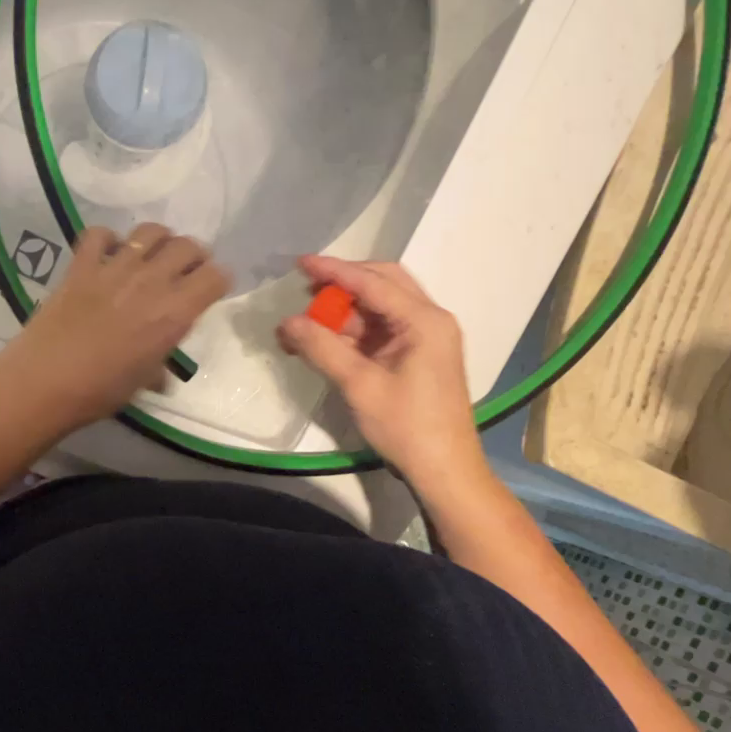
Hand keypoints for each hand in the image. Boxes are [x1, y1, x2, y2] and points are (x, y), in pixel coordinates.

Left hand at [0, 223, 229, 433]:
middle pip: (188, 245)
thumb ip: (159, 362)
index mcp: (175, 313)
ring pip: (151, 231)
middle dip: (193, 256)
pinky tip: (106, 254)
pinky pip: (99, 234)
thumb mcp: (143, 380)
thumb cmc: (101, 391)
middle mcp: (152, 282)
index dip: (217, 281)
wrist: (46, 382)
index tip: (209, 291)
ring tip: (150, 257)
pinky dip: (107, 239)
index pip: (217, 276)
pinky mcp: (81, 265)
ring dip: (158, 240)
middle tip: (183, 271)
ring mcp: (115, 268)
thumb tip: (161, 372)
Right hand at [278, 256, 487, 488]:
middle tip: (306, 287)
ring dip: (346, 309)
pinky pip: (383, 329)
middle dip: (343, 283)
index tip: (300, 263)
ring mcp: (427, 337)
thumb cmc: (405, 425)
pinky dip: (354, 330)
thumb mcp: (359, 385)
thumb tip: (287, 323)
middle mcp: (430, 319)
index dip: (334, 270)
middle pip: (383, 283)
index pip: (373, 282)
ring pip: (382, 306)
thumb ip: (322, 347)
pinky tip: (326, 339)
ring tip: (308, 318)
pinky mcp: (419, 355)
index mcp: (424, 320)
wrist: (444, 468)